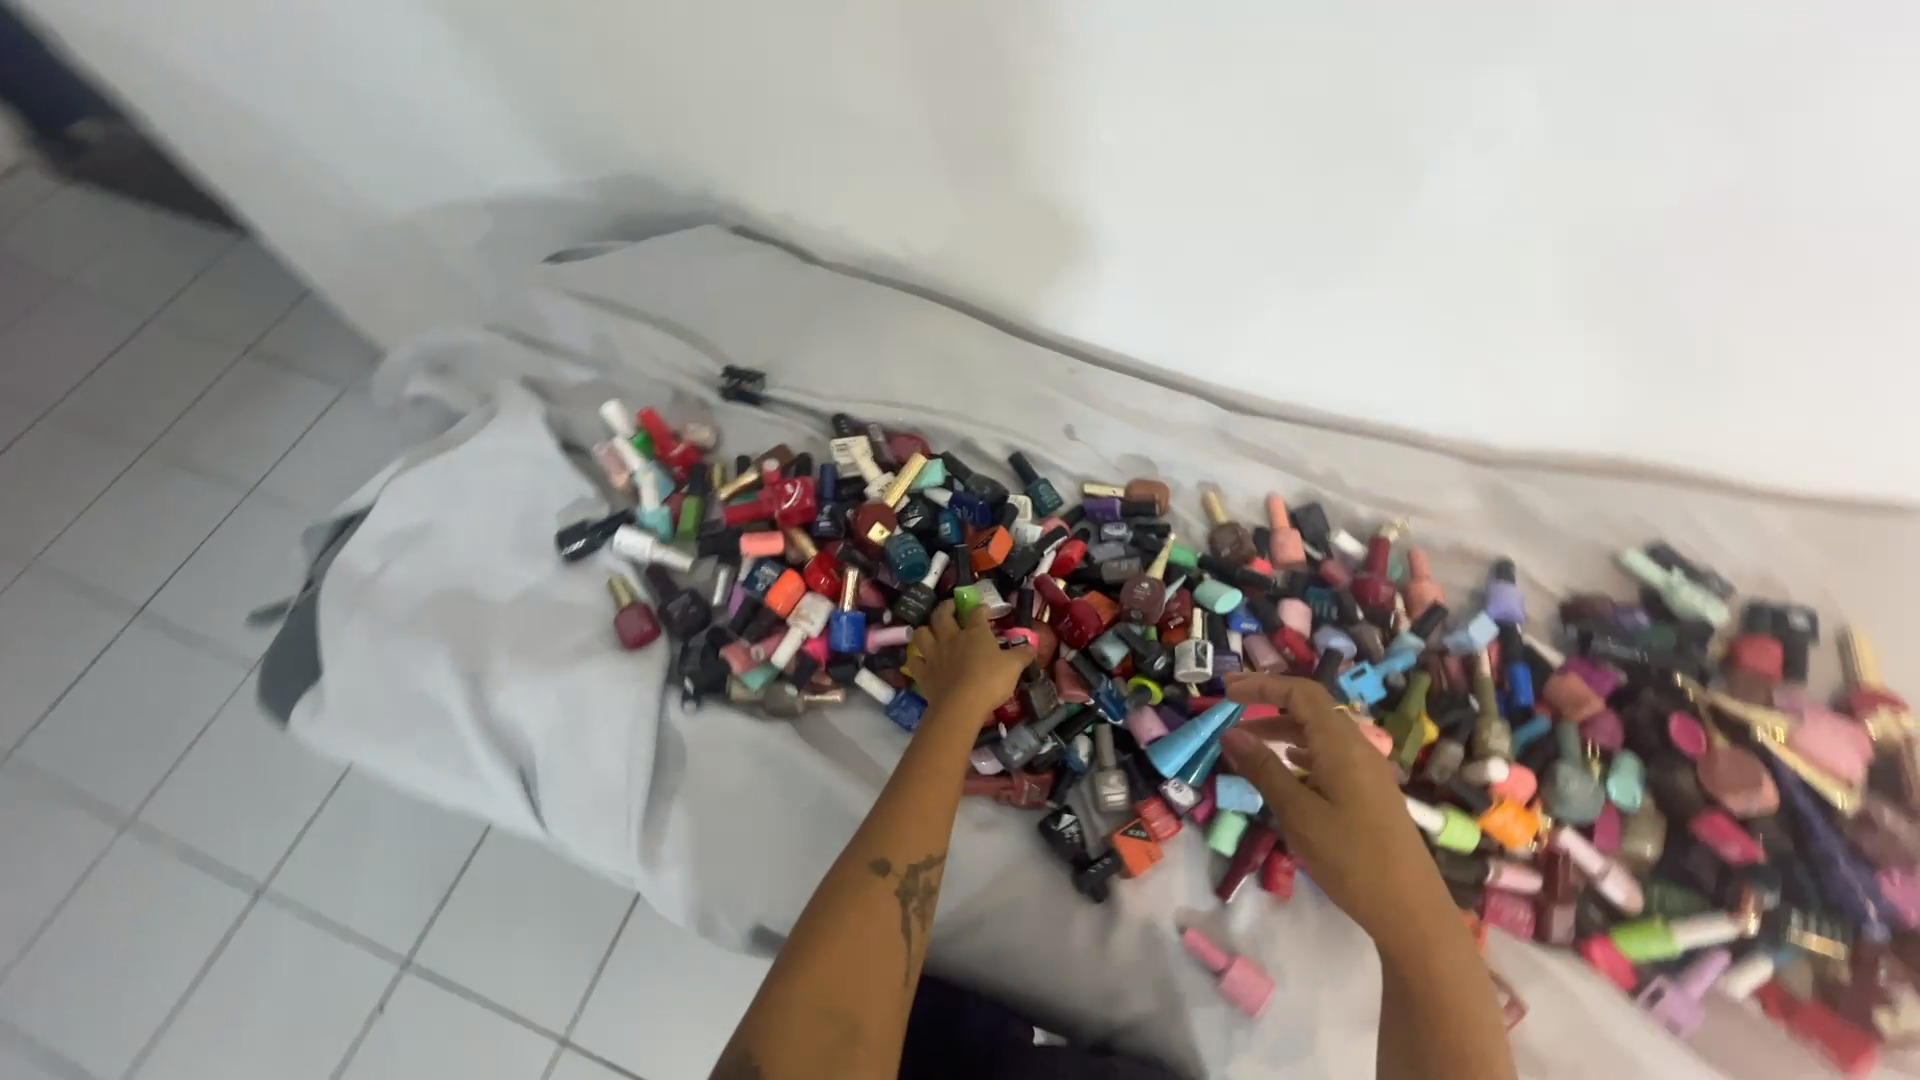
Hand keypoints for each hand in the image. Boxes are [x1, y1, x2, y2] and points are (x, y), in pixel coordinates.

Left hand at [909, 600, 1033, 719]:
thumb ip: (1022, 654)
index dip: (980, 608)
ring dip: (925, 630)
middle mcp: (951, 637)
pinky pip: (914, 661)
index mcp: (975, 632)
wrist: (961, 705)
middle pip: (942, 615)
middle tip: (950, 607)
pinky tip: (920, 660)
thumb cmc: (990, 681)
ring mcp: (934, 654)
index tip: (984, 609)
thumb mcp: (1014, 667)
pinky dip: (916, 658)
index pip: (977, 613)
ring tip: (930, 631)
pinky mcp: (923, 672)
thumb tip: (1032, 645)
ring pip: (922, 633)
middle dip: (946, 607)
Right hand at [1218, 674, 1456, 960]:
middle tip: (1229, 708)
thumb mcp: (1297, 813)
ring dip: (1281, 727)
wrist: (1411, 910)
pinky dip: (1299, 749)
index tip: (1225, 692)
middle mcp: (1358, 748)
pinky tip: (1284, 766)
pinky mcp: (1368, 791)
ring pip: (1320, 731)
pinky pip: (1329, 753)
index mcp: (1341, 745)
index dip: (1262, 685)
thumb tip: (1228, 733)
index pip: (1301, 692)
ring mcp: (1367, 770)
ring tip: (1246, 741)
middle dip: (1269, 701)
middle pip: (1311, 707)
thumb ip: (1263, 769)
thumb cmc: (1350, 858)